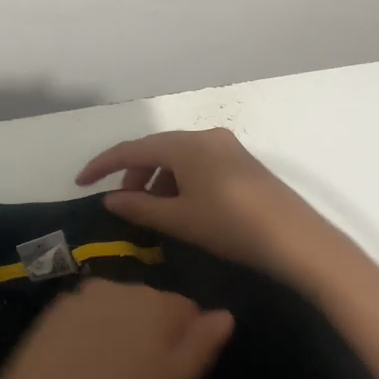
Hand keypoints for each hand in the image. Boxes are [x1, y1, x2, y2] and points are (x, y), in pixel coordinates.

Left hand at [0, 279, 232, 378]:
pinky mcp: (50, 313)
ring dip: (119, 332)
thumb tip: (225, 314)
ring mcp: (79, 296)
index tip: (175, 375)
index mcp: (156, 301)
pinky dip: (89, 336)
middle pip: (149, 304)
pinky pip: (85, 319)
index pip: (187, 309)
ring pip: (115, 310)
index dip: (186, 340)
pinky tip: (82, 371)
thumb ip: (202, 344)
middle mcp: (117, 287)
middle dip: (152, 332)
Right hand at [75, 127, 328, 272]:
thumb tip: (110, 199)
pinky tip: (183, 208)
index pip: (132, 149)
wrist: (297, 241)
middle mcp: (206, 137)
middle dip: (134, 175)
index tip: (81, 182)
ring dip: (158, 181)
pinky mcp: (242, 163)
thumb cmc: (231, 226)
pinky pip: (198, 164)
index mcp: (186, 145)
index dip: (103, 165)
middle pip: (156, 150)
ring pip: (178, 158)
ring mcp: (227, 148)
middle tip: (123, 205)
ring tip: (154, 212)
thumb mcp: (179, 220)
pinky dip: (180, 182)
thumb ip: (139, 207)